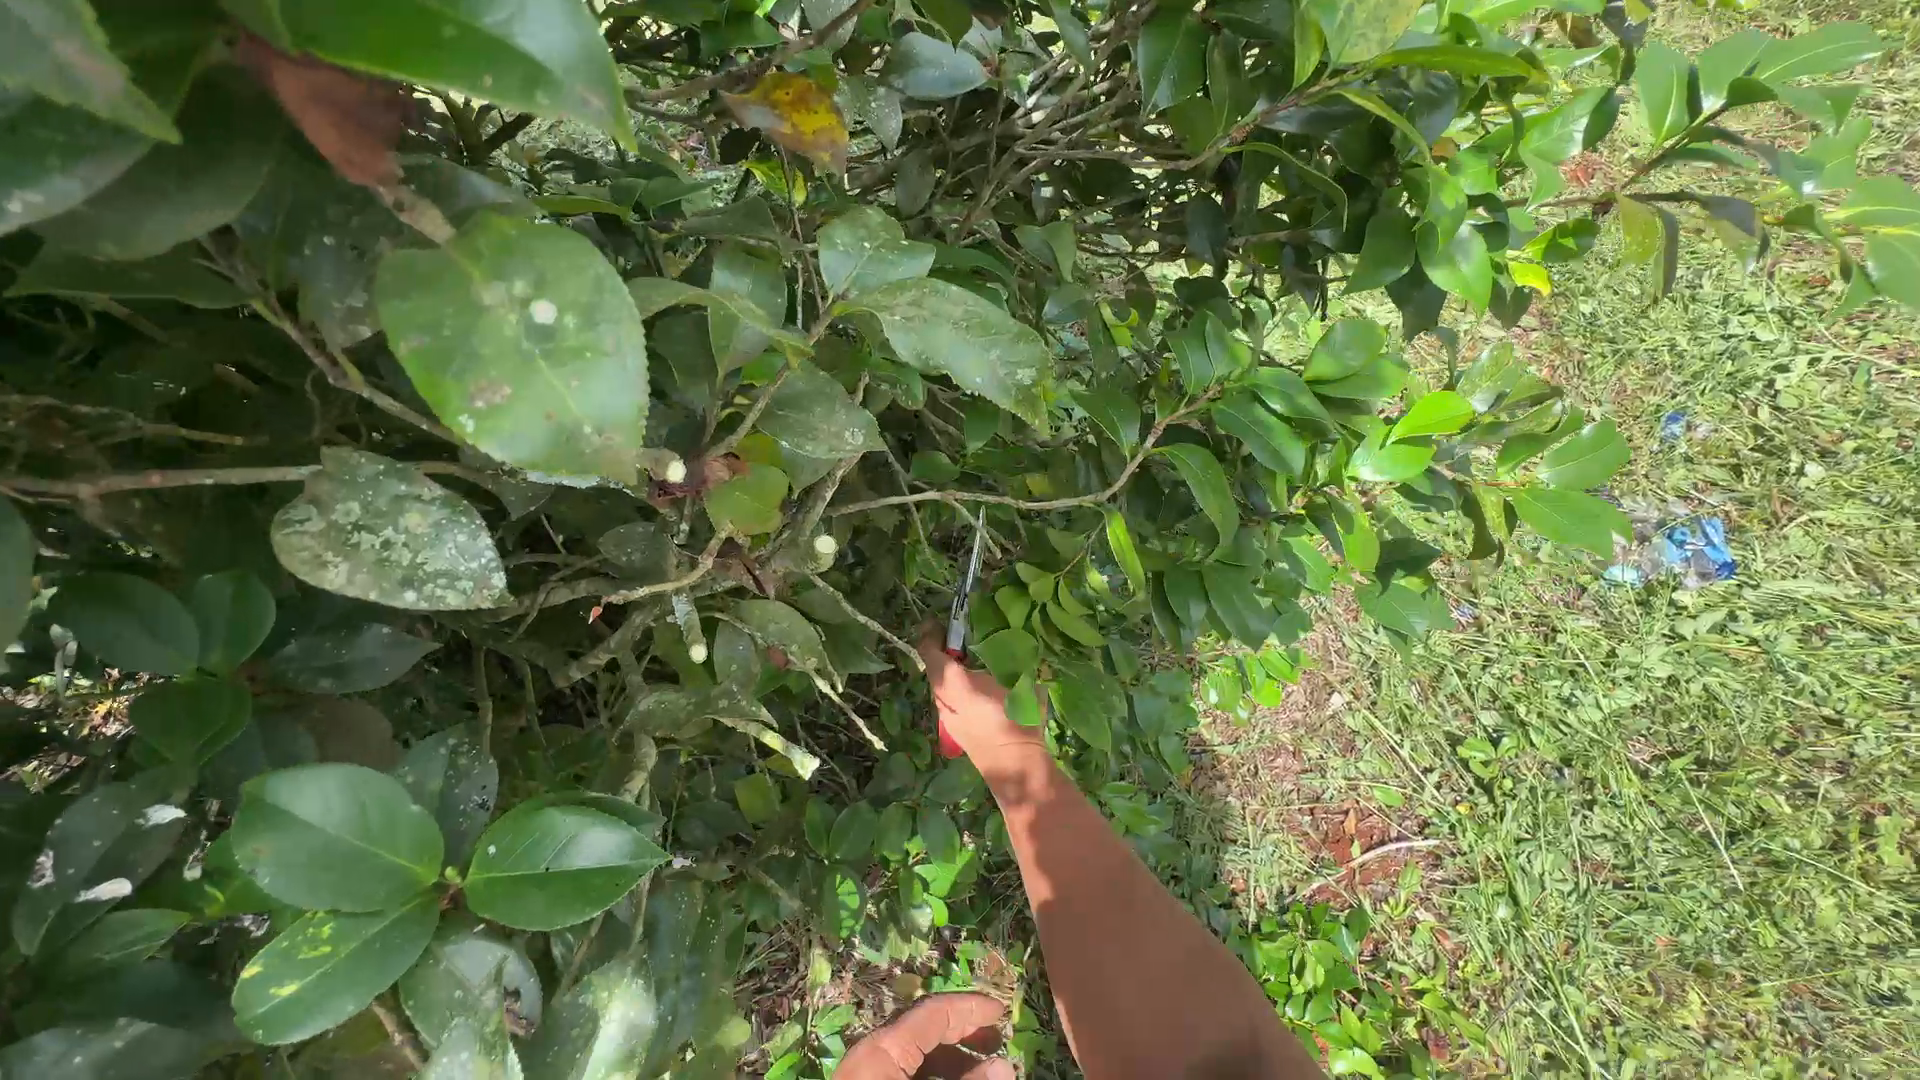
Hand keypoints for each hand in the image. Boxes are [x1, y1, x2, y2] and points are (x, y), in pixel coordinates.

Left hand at [833, 993, 1013, 1079]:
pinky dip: (931, 1079)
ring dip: (951, 1063)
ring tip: (984, 1074)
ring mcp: (866, 1075)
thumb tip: (1004, 1066)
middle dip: (963, 1035)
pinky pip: (903, 1077)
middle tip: (998, 1042)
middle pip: (925, 1031)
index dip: (970, 1009)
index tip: (1001, 1012)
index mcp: (884, 1048)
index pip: (934, 1012)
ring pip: (916, 1057)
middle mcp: (873, 1054)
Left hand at [917, 634, 1043, 773]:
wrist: (1016, 767)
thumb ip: (1016, 661)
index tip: (942, 621)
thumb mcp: (1020, 682)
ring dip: (955, 673)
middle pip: (936, 667)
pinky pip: (953, 701)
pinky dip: (961, 690)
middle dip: (947, 651)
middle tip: (966, 639)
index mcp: (951, 681)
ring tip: (977, 663)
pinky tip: (983, 691)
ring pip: (944, 686)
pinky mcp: (955, 731)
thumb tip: (1022, 647)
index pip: (928, 648)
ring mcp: (946, 717)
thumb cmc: (1015, 719)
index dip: (931, 631)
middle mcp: (941, 698)